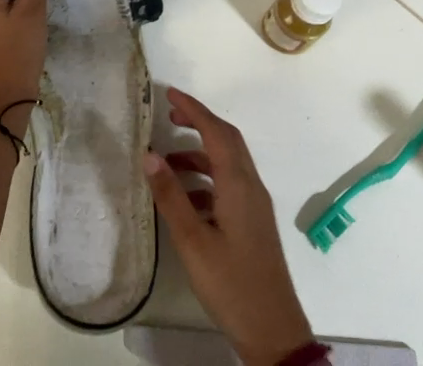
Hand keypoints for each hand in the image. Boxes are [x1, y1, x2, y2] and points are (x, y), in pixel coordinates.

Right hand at [145, 89, 314, 365]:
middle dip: (199, 122)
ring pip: (228, 163)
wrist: (272, 328)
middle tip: (168, 114)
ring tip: (165, 161)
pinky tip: (183, 198)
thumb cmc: (230, 283)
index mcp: (238, 185)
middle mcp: (251, 187)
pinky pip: (229, 185)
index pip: (216, 132)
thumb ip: (171, 196)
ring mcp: (255, 205)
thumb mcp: (192, 240)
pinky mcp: (253, 222)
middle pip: (227, 140)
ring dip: (199, 153)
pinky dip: (206, 178)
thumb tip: (150, 154)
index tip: (169, 94)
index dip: (193, 109)